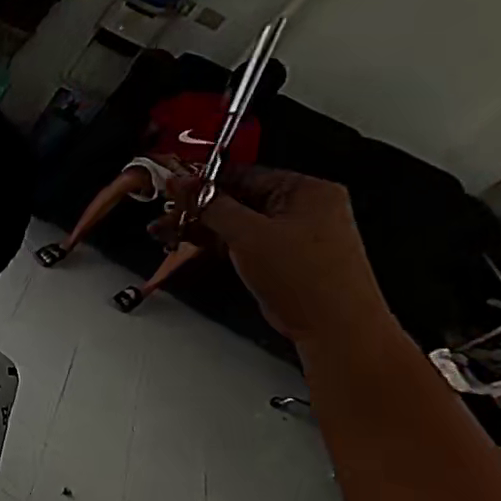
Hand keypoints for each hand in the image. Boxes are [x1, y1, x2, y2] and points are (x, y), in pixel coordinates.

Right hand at [152, 166, 393, 345]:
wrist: (333, 327)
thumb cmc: (310, 279)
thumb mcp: (250, 234)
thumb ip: (213, 206)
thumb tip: (186, 185)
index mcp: (306, 190)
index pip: (244, 173)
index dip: (205, 181)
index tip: (174, 188)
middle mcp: (301, 208)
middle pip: (236, 199)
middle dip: (196, 208)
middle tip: (167, 214)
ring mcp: (289, 235)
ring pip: (234, 222)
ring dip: (199, 227)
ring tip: (167, 231)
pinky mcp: (277, 259)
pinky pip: (239, 242)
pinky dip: (213, 243)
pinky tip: (186, 244)